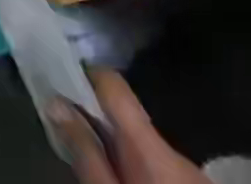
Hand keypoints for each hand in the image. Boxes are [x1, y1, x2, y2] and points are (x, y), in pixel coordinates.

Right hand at [52, 68, 210, 183]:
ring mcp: (194, 175)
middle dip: (99, 124)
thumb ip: (83, 150)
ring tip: (100, 173)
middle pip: (130, 120)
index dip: (86, 77)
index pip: (115, 86)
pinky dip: (139, 169)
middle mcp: (177, 154)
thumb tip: (56, 101)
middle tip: (71, 140)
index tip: (62, 83)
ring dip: (119, 149)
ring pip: (144, 145)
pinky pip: (162, 167)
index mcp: (150, 148)